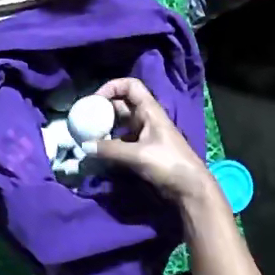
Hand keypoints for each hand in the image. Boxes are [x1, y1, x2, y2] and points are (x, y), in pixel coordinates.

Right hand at [92, 78, 217, 205]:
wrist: (189, 188)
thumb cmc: (168, 164)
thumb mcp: (137, 155)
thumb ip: (110, 150)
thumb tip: (84, 146)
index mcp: (149, 110)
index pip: (130, 86)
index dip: (112, 87)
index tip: (94, 100)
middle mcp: (145, 119)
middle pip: (121, 105)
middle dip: (102, 110)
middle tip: (84, 120)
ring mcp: (144, 135)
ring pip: (119, 125)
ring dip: (104, 129)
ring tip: (87, 136)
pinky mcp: (142, 151)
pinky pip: (121, 142)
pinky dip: (109, 144)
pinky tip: (98, 152)